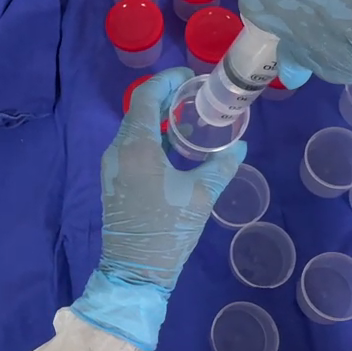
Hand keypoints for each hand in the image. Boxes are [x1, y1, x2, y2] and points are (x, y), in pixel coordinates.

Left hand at [71, 68, 245, 350]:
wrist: (134, 272)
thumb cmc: (168, 230)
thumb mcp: (202, 196)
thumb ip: (222, 165)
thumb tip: (240, 146)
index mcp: (137, 146)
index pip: (147, 97)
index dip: (168, 81)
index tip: (191, 77)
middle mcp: (118, 149)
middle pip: (140, 110)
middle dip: (166, 97)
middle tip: (195, 95)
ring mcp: (111, 165)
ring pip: (134, 127)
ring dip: (158, 117)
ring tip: (188, 116)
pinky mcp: (112, 179)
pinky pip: (130, 145)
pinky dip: (150, 136)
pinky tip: (173, 144)